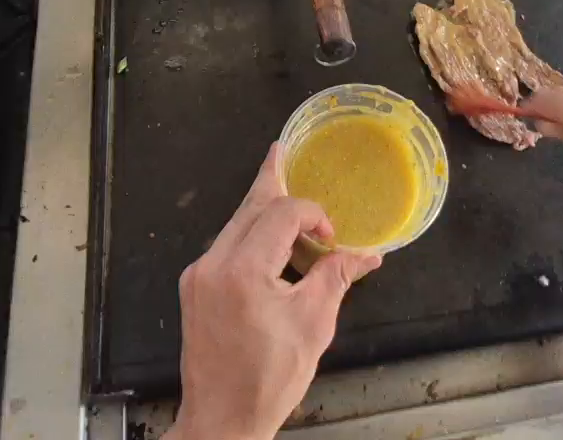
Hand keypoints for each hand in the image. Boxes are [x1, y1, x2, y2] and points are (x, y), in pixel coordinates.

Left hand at [168, 144, 380, 439]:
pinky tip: (267, 233)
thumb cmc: (270, 379)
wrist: (220, 424)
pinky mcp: (194, 287)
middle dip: (271, 180)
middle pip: (249, 207)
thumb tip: (368, 253)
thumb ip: (336, 277)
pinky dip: (250, 232)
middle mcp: (213, 263)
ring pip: (235, 223)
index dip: (310, 214)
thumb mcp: (313, 325)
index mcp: (243, 270)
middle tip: (281, 149)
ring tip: (278, 180)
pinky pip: (226, 244)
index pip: (280, 214)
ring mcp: (199, 274)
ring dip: (262, 207)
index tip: (331, 236)